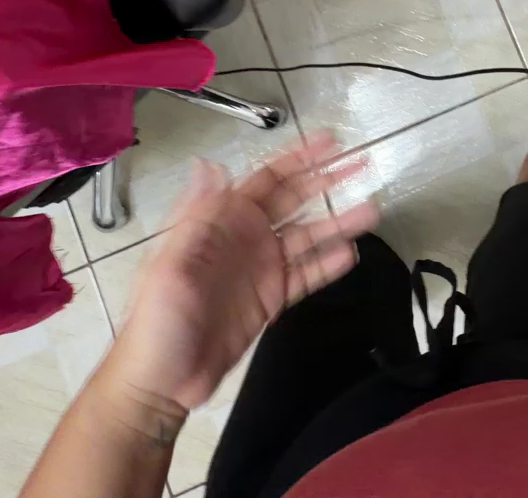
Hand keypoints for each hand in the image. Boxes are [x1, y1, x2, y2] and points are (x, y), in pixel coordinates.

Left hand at [99, 132, 379, 413]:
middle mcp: (247, 236)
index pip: (267, 179)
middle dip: (328, 181)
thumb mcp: (169, 264)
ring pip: (309, 236)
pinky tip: (350, 254)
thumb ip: (196, 215)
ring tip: (370, 212)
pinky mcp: (272, 298)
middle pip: (295, 200)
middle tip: (362, 165)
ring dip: (338, 223)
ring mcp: (263, 267)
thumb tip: (210, 163)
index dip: (298, 158)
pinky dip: (328, 264)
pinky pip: (307, 274)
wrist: (161, 385)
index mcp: (221, 221)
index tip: (330, 142)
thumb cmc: (157, 321)